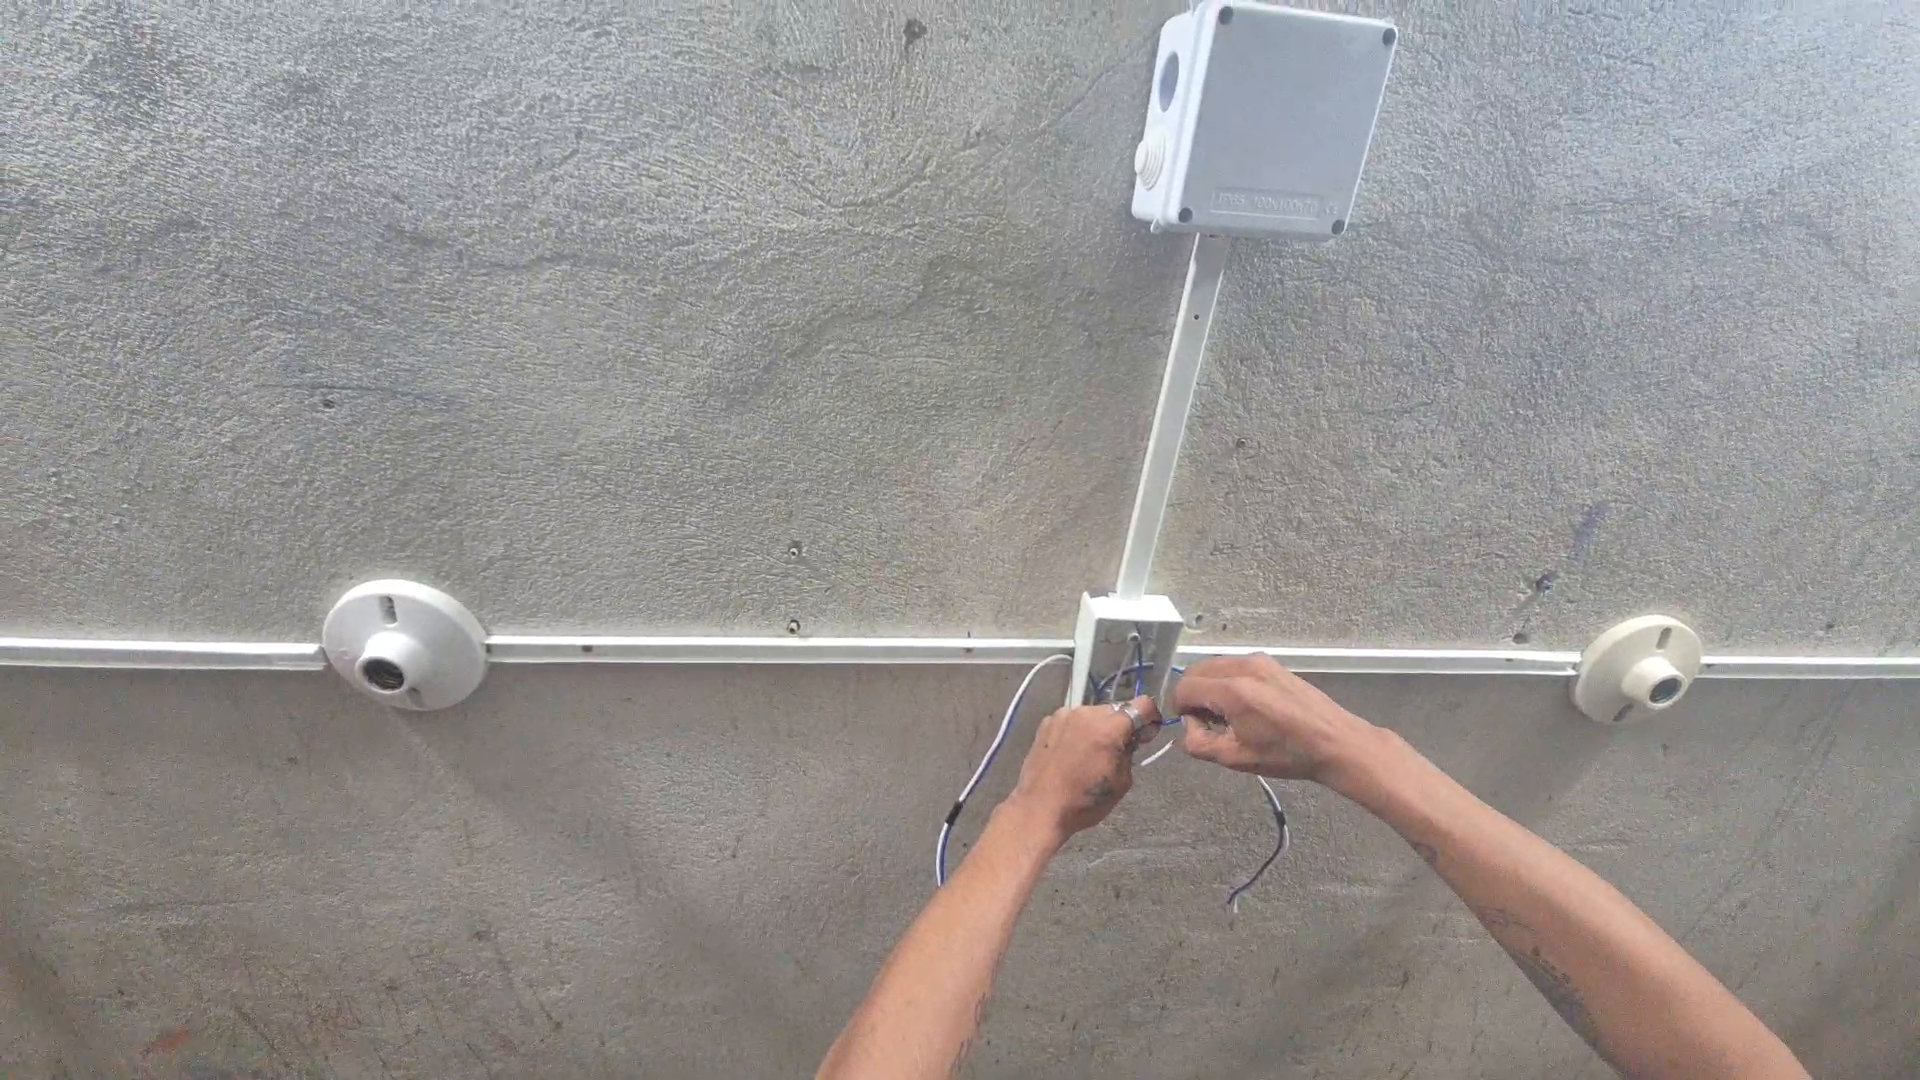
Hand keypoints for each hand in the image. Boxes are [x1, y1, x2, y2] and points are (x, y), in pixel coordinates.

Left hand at [1005, 697, 1154, 841]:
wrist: (1040, 806)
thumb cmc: (1085, 801)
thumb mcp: (1122, 781)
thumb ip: (1130, 752)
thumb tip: (1130, 739)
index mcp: (1109, 728)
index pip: (1142, 705)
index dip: (1149, 718)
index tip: (1145, 735)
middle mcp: (1087, 713)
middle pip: (1115, 710)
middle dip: (1120, 726)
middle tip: (1115, 749)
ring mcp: (1064, 714)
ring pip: (1092, 714)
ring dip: (1097, 727)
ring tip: (1089, 751)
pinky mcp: (1047, 721)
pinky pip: (1071, 719)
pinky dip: (1077, 730)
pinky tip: (1070, 751)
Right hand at [1171, 655, 1378, 787]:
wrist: (1336, 742)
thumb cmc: (1287, 755)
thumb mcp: (1236, 758)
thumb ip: (1199, 744)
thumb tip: (1189, 727)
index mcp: (1232, 691)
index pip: (1184, 688)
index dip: (1180, 709)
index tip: (1194, 727)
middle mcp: (1242, 667)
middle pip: (1194, 671)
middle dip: (1192, 695)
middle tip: (1208, 721)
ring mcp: (1258, 660)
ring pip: (1212, 665)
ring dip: (1208, 686)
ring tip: (1227, 713)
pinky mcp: (1270, 662)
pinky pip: (1233, 665)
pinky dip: (1226, 680)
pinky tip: (1245, 704)